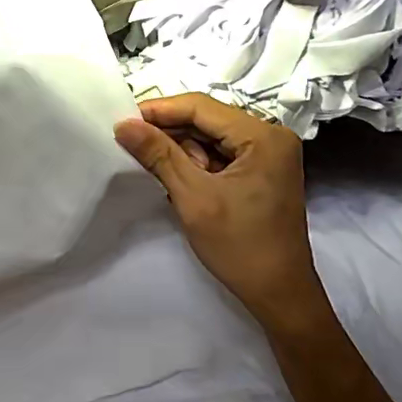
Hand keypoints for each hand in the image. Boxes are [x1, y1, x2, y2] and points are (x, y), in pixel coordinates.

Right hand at [114, 93, 325, 329]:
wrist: (279, 293)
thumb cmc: (239, 246)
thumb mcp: (193, 197)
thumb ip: (159, 155)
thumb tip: (123, 124)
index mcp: (263, 136)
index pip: (202, 107)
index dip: (159, 111)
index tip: (123, 120)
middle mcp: (271, 137)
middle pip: (208, 120)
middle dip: (170, 132)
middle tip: (132, 143)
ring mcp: (270, 155)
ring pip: (213, 138)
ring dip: (183, 150)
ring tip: (155, 168)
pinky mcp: (264, 172)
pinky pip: (223, 155)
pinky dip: (198, 164)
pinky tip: (177, 178)